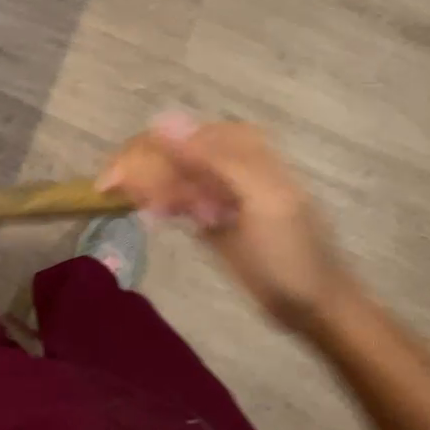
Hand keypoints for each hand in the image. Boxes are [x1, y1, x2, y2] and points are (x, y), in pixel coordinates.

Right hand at [101, 116, 358, 333]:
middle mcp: (223, 155)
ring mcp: (215, 184)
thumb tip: (162, 120)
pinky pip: (173, 194)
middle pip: (164, 150)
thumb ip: (213, 158)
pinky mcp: (209, 210)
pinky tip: (153, 218)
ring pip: (164, 172)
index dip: (139, 154)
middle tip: (115, 196)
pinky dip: (160, 204)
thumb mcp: (260, 200)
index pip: (173, 133)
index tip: (111, 183)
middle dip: (139, 171)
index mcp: (238, 142)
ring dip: (149, 190)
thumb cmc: (292, 253)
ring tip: (150, 215)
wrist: (318, 309)